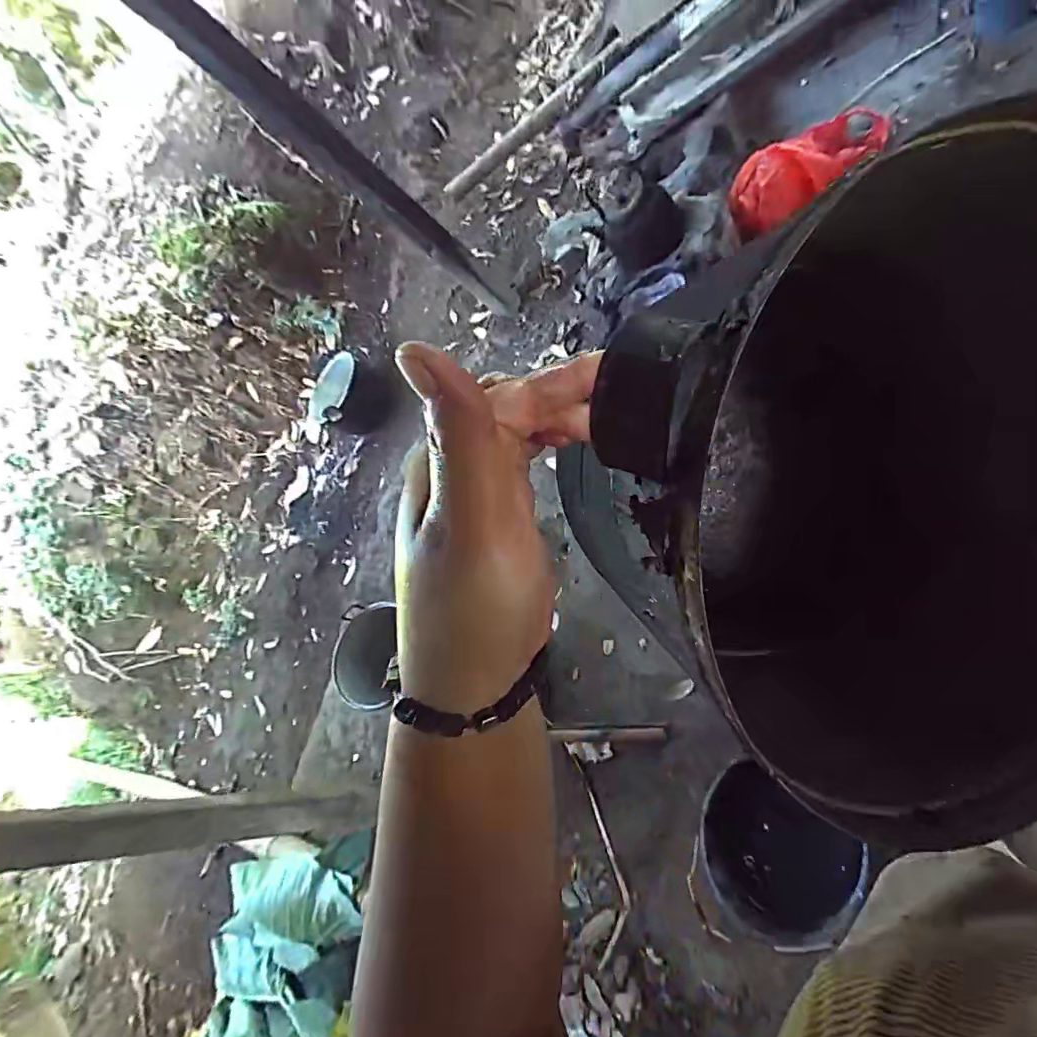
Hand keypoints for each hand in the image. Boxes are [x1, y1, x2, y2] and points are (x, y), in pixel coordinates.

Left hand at [392, 344, 599, 713]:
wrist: (476, 684)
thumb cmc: (476, 610)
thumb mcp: (471, 525)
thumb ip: (460, 440)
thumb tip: (415, 352)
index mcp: (441, 461)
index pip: (499, 399)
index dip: (553, 384)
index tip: (610, 378)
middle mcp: (453, 468)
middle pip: (508, 408)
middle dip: (562, 393)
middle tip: (620, 392)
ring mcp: (475, 493)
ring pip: (518, 431)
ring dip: (560, 415)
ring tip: (607, 415)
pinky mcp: (498, 517)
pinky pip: (522, 459)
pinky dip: (551, 442)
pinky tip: (572, 442)